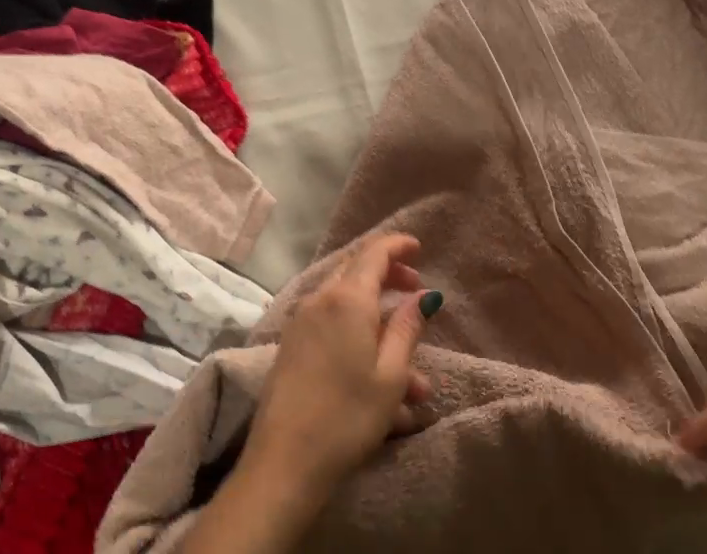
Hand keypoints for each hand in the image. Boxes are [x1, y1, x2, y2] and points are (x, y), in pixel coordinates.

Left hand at [184, 233, 437, 553]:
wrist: (285, 462)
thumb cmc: (348, 415)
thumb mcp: (391, 374)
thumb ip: (407, 328)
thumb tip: (422, 296)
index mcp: (347, 298)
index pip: (374, 253)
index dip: (397, 245)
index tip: (418, 248)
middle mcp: (319, 300)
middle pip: (355, 271)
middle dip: (388, 276)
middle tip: (415, 290)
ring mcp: (300, 323)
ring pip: (345, 306)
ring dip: (377, 322)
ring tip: (413, 371)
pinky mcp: (291, 348)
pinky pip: (330, 328)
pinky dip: (357, 339)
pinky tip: (379, 381)